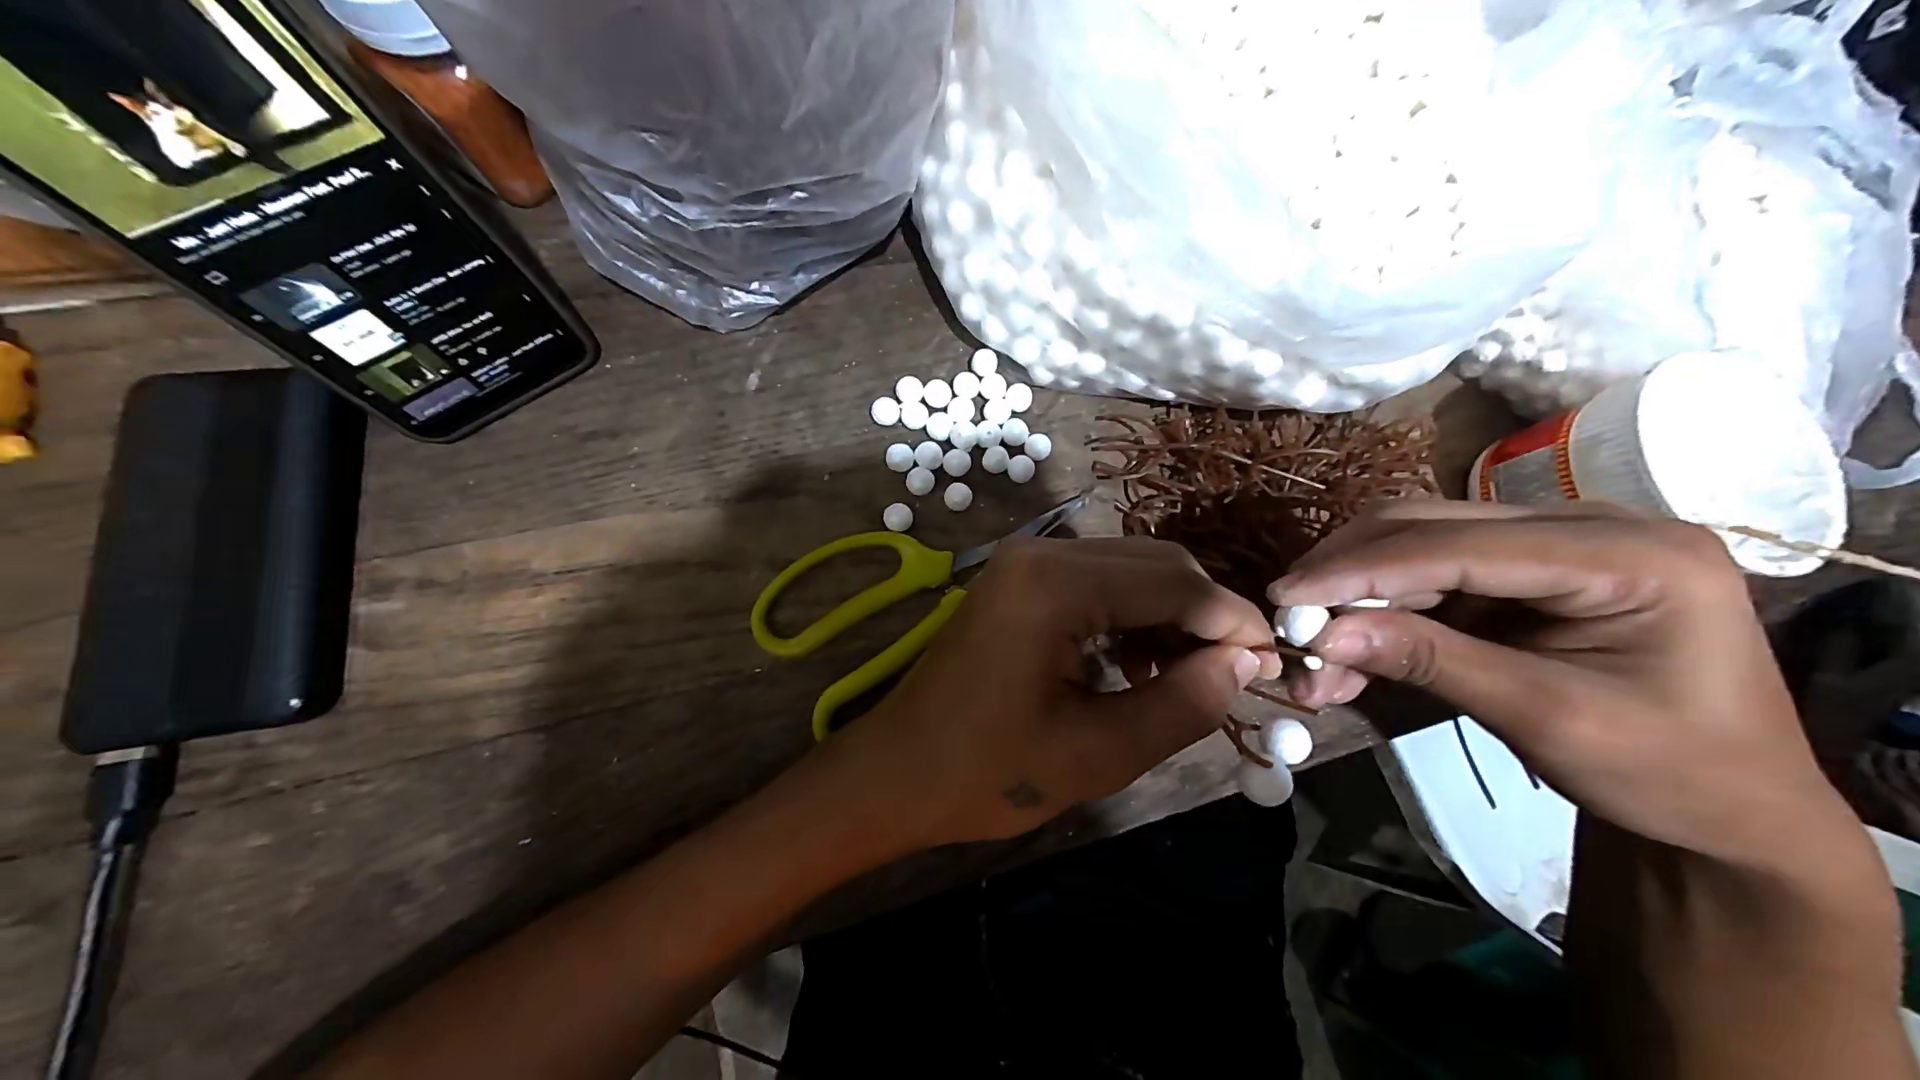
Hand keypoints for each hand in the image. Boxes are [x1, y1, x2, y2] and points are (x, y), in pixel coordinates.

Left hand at [818, 536, 1279, 849]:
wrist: (895, 771)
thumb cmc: (985, 771)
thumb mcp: (1097, 753)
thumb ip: (1182, 705)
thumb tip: (1243, 663)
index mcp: (1055, 584)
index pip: (1175, 582)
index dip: (1232, 621)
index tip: (1271, 665)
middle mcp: (1040, 553)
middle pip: (1155, 563)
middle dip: (1203, 615)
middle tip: (1233, 675)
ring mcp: (1024, 562)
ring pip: (1129, 569)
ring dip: (1168, 615)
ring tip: (1184, 679)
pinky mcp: (1017, 581)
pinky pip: (1096, 582)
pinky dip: (1130, 616)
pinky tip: (1136, 665)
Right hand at [1268, 501, 1860, 867]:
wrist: (1730, 810)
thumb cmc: (1672, 772)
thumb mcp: (1549, 718)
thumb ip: (1433, 663)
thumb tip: (1321, 637)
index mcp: (1630, 554)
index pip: (1462, 544)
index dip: (1362, 568)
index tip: (1284, 596)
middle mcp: (1586, 529)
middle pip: (1429, 528)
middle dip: (1348, 575)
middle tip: (1287, 621)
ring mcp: (1549, 549)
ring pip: (1415, 551)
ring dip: (1355, 599)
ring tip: (1309, 656)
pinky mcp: (1517, 578)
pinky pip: (1426, 585)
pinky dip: (1378, 619)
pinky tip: (1344, 659)